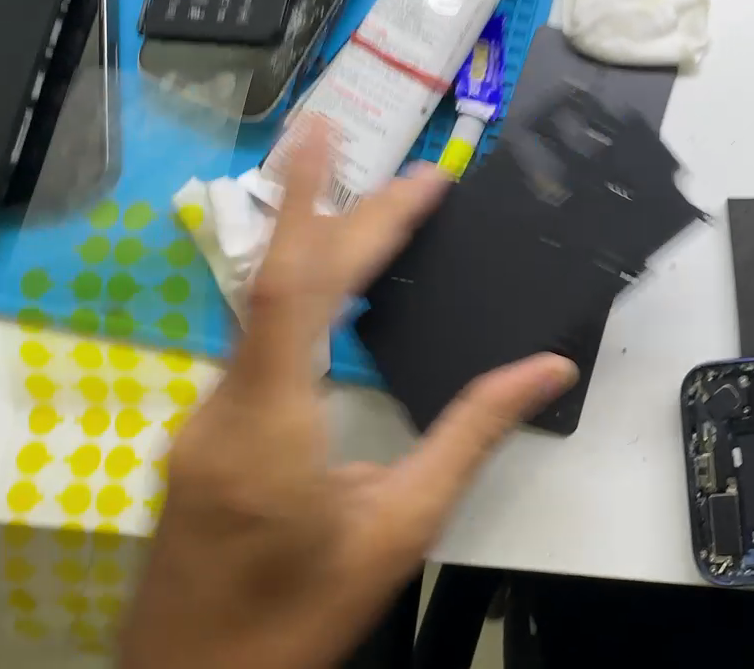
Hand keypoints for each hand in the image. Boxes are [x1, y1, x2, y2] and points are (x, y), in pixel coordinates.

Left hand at [119, 123, 577, 668]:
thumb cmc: (299, 615)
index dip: (310, 204)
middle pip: (285, 284)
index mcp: (272, 425)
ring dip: (325, 248)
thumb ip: (474, 434)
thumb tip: (548, 368)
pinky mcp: (207, 433)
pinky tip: (338, 284)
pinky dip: (305, 292)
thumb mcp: (403, 527)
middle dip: (350, 217)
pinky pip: (259, 339)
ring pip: (266, 308)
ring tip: (390, 212)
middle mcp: (225, 406)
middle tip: (420, 180)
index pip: (287, 288)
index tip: (328, 138)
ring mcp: (206, 419)